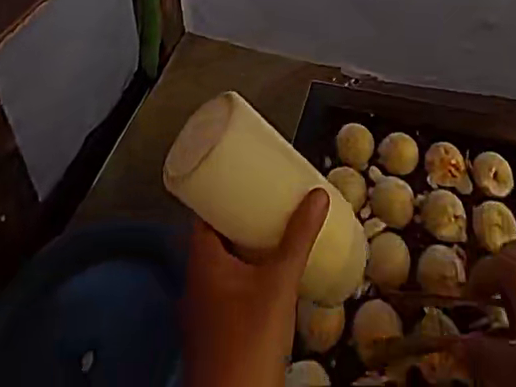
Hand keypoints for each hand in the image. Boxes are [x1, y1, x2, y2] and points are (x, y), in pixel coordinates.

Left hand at [182, 188, 328, 386]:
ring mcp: (205, 311)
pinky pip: (232, 284)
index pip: (203, 218)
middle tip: (271, 195)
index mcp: (202, 267)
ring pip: (225, 264)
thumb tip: (318, 194)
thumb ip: (299, 237)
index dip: (221, 194)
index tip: (245, 176)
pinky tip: (275, 268)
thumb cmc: (249, 338)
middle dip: (243, 217)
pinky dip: (250, 268)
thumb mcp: (280, 282)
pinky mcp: (218, 329)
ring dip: (248, 244)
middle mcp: (197, 285)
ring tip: (279, 225)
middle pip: (216, 239)